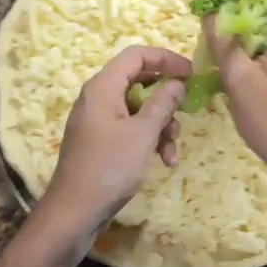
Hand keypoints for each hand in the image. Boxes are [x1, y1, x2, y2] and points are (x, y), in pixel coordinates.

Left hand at [38, 45, 191, 239]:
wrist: (75, 211)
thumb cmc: (110, 167)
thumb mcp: (143, 133)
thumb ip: (162, 103)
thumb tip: (177, 83)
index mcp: (103, 87)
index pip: (136, 55)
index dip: (166, 58)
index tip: (192, 73)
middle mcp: (98, 97)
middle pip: (139, 81)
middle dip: (166, 99)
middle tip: (186, 110)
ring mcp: (98, 120)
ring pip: (139, 108)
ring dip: (161, 126)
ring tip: (172, 151)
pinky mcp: (101, 140)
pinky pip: (130, 128)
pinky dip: (148, 139)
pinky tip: (164, 161)